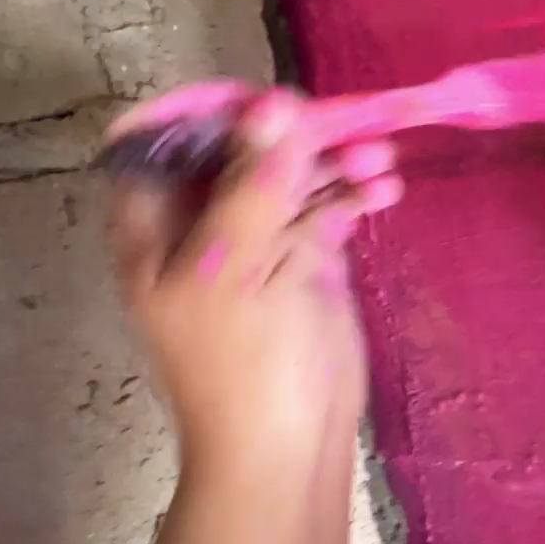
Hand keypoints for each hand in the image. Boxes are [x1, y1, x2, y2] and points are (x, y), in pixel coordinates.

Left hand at [106, 87, 402, 477]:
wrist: (289, 440)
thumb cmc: (243, 363)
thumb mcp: (235, 269)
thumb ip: (252, 184)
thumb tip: (274, 104)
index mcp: (157, 223)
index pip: (161, 138)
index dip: (205, 111)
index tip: (264, 103)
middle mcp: (205, 222)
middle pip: (241, 150)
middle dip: (292, 133)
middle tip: (346, 124)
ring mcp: (260, 241)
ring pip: (292, 176)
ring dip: (335, 162)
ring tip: (381, 159)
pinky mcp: (307, 260)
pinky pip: (329, 209)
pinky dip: (356, 195)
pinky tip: (387, 192)